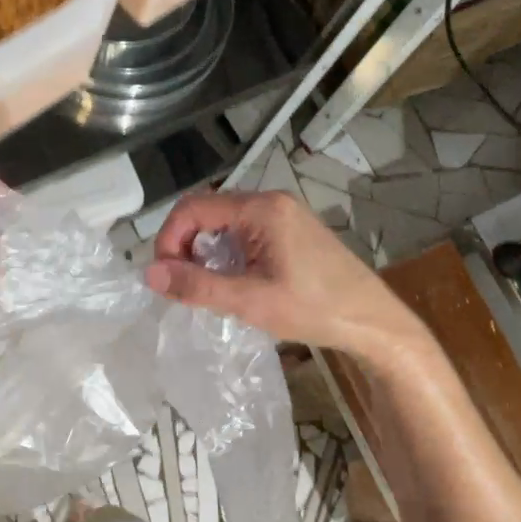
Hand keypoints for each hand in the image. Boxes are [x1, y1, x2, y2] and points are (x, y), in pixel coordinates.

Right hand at [146, 190, 428, 365]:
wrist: (370, 320)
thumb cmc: (313, 309)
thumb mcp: (250, 301)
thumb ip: (197, 286)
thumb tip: (150, 274)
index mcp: (261, 209)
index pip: (193, 207)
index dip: (169, 239)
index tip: (166, 276)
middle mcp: (272, 201)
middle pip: (208, 212)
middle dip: (185, 246)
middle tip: (182, 285)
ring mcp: (284, 214)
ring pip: (225, 224)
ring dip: (206, 252)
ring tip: (206, 288)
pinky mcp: (292, 231)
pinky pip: (245, 233)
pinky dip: (228, 254)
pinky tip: (233, 283)